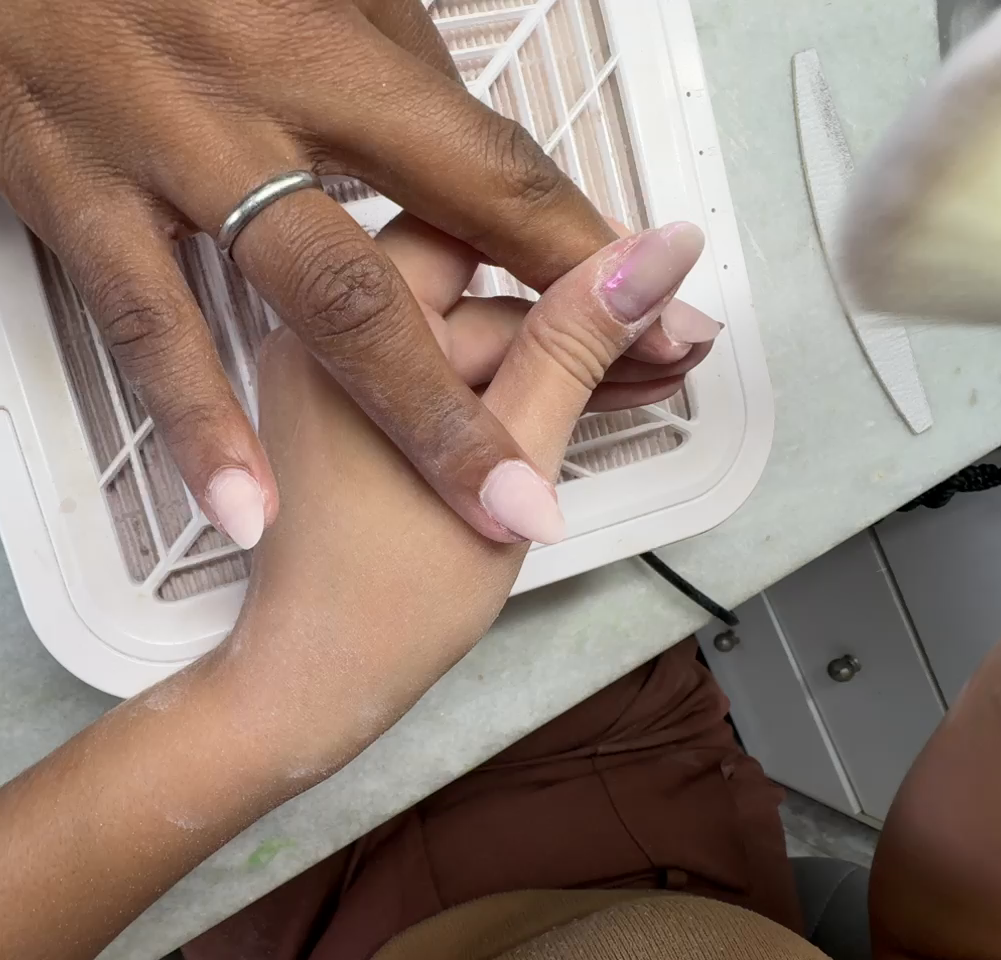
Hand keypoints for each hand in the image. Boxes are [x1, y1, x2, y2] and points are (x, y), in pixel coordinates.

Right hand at [0, 0, 718, 548]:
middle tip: (648, 400)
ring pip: (323, 299)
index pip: (490, 155)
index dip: (584, 241)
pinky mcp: (75, 197)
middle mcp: (269, 86)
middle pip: (445, 231)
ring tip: (500, 510)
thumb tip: (440, 134)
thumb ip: (362, 52)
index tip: (665, 309)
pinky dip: (203, 426)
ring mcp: (173, 150)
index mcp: (328, 25)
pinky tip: (251, 516)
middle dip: (553, 330)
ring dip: (421, 415)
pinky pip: (150, 328)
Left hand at [226, 215, 704, 768]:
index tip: (668, 295)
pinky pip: (438, 389)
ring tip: (661, 379)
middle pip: (479, 300)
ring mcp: (334, 378)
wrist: (316, 683)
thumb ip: (577, 348)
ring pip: (466, 351)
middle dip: (585, 330)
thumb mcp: (508, 460)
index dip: (580, 259)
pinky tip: (586, 403)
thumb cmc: (399, 591)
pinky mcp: (351, 419)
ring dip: (559, 369)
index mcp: (339, 320)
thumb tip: (663, 247)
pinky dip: (507, 403)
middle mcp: (322, 330)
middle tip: (685, 351)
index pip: (475, 235)